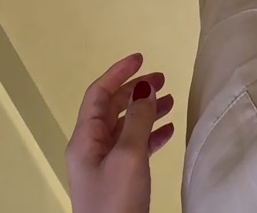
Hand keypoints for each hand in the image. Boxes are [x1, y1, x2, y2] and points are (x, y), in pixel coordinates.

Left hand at [66, 54, 175, 212]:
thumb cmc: (115, 201)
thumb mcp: (128, 155)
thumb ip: (137, 118)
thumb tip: (144, 86)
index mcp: (85, 139)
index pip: (98, 94)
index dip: (119, 73)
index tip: (141, 57)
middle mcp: (91, 149)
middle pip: (113, 107)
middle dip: (137, 91)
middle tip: (164, 79)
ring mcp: (104, 166)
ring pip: (126, 127)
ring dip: (147, 111)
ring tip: (172, 102)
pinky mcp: (118, 180)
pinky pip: (134, 147)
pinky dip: (151, 135)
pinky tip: (169, 132)